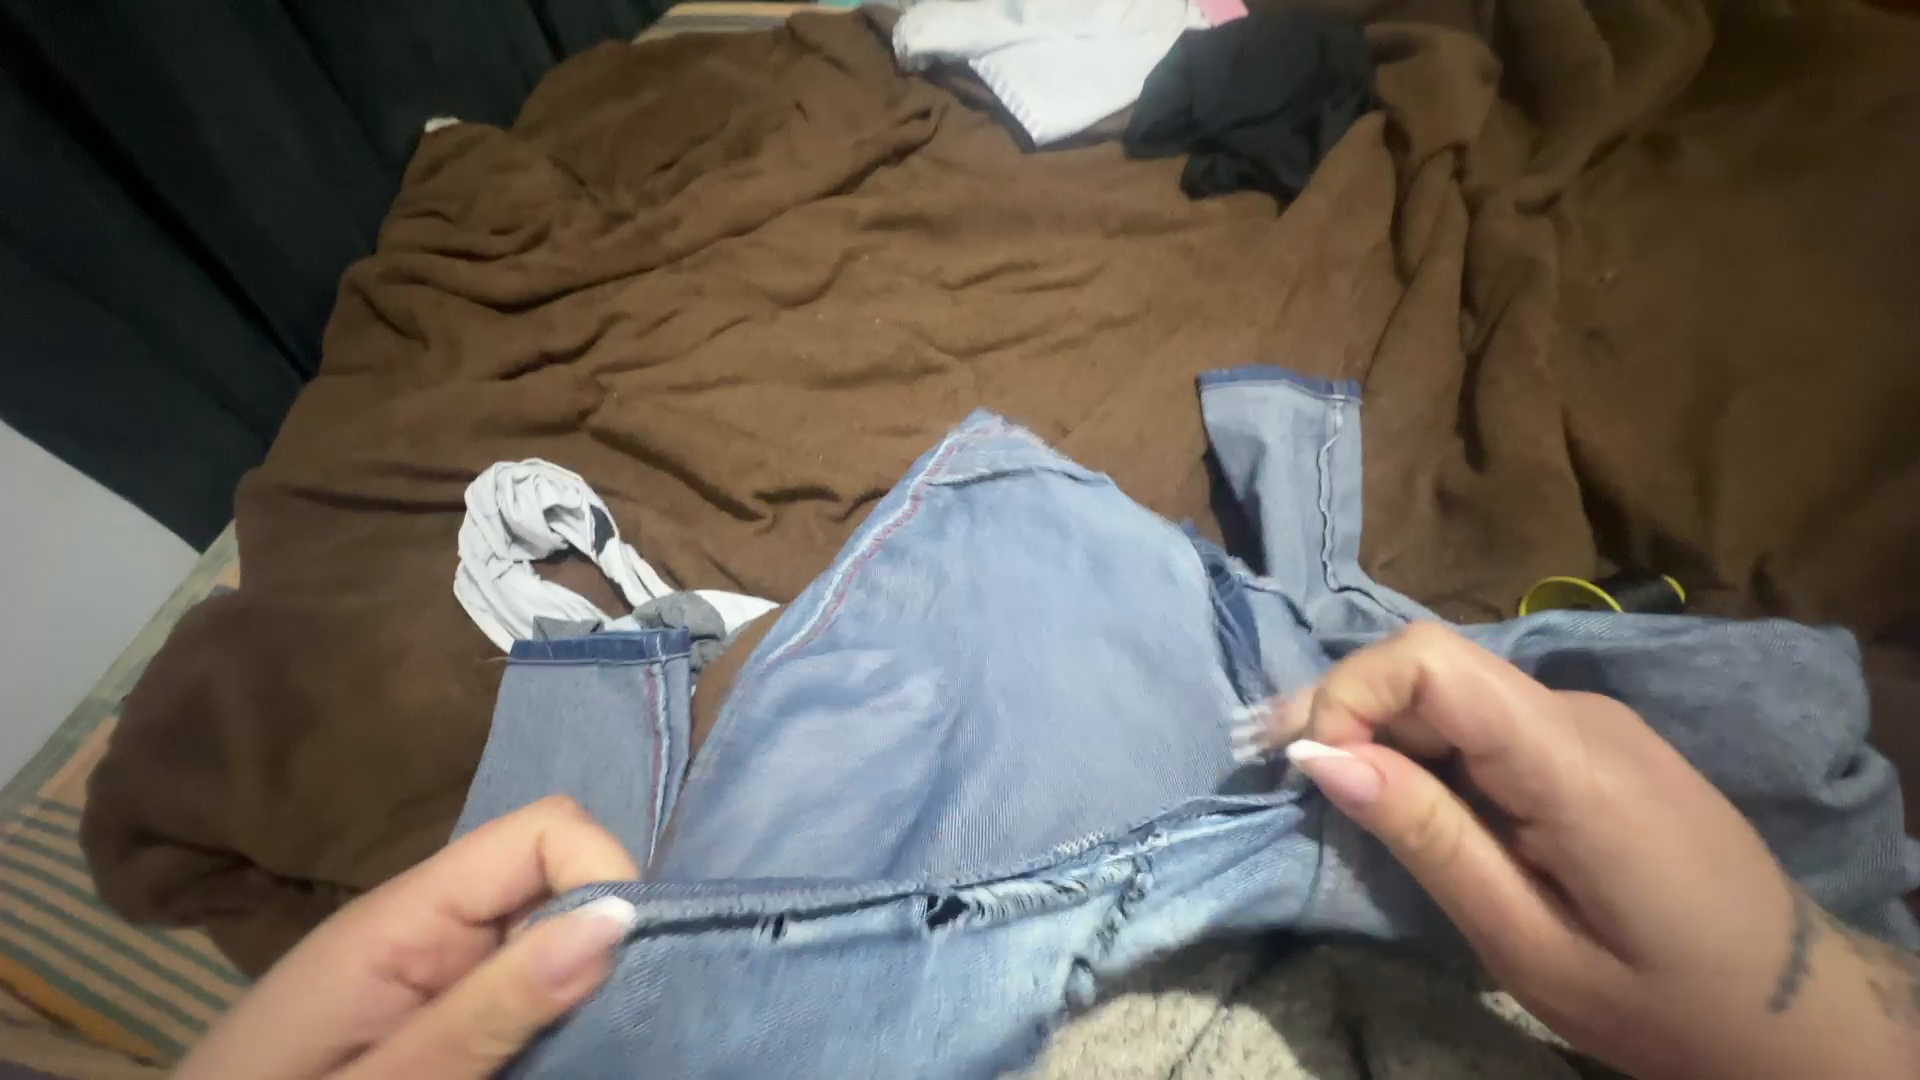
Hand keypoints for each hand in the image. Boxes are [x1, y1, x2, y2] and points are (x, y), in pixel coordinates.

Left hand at [177, 797, 639, 1079]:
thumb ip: (491, 1008)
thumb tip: (621, 915)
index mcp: (405, 913)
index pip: (545, 829)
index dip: (602, 872)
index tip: (625, 959)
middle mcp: (430, 914)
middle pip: (558, 868)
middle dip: (602, 926)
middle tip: (607, 1015)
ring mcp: (435, 953)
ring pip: (553, 916)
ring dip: (587, 967)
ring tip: (585, 1036)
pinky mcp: (441, 990)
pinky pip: (529, 962)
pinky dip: (561, 996)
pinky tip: (556, 1043)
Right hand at [1266, 623, 1919, 1079]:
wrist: (1807, 1020)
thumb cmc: (1665, 1002)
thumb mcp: (1526, 944)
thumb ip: (1424, 837)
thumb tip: (1318, 757)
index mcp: (1572, 764)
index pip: (1431, 663)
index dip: (1349, 692)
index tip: (1313, 765)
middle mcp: (1575, 712)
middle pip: (1427, 665)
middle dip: (1343, 707)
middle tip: (1286, 766)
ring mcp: (1580, 717)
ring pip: (1441, 685)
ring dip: (1372, 724)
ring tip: (1324, 777)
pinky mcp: (1575, 735)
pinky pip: (1470, 714)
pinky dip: (1413, 740)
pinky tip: (1393, 783)